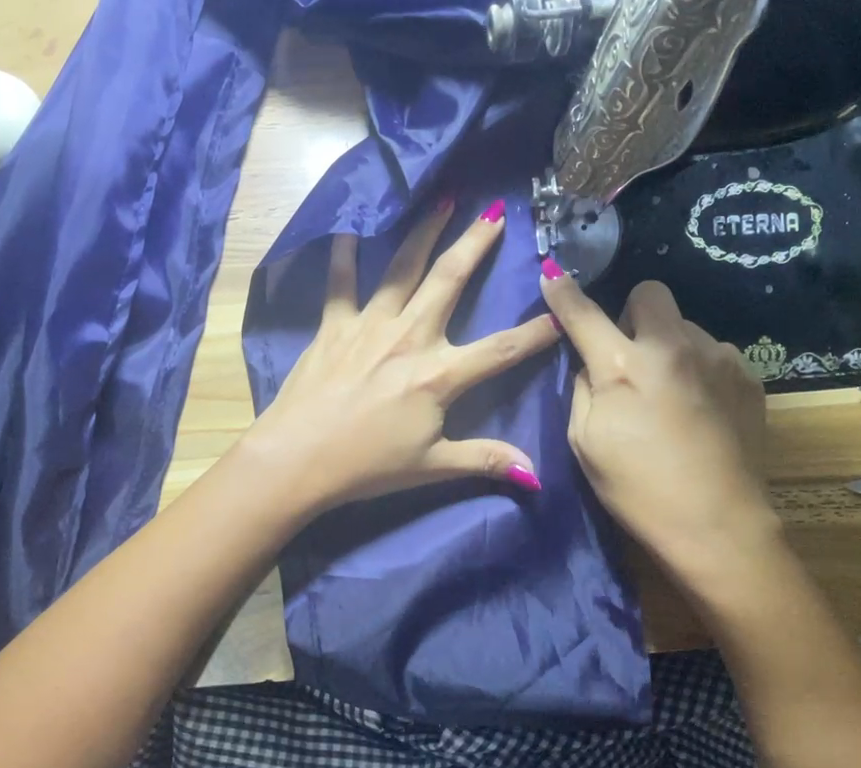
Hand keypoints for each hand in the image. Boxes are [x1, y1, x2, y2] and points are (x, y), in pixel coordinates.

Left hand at [240, 200, 559, 511]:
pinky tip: (350, 226)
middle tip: (495, 211)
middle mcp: (410, 337)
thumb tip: (533, 474)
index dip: (537, 333)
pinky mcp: (333, 327)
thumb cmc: (367, 466)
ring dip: (424, 231)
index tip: (563, 312)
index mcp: (440, 375)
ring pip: (403, 268)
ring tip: (442, 200)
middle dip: (476, 243)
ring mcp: (369, 326)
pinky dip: (345, 252)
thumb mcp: (432, 468)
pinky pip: (341, 281)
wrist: (298, 458)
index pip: (501, 350)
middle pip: (450, 280)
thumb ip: (484, 460)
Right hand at [541, 269, 776, 569]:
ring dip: (669, 348)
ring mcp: (718, 357)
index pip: (585, 315)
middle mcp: (673, 346)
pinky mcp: (748, 376)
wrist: (716, 523)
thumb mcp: (585, 445)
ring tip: (670, 396)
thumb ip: (583, 392)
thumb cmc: (637, 491)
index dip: (565, 294)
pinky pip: (713, 355)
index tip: (553, 276)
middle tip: (628, 357)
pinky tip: (698, 410)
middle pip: (650, 294)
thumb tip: (591, 365)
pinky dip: (698, 371)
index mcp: (623, 367)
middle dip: (633, 315)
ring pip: (684, 328)